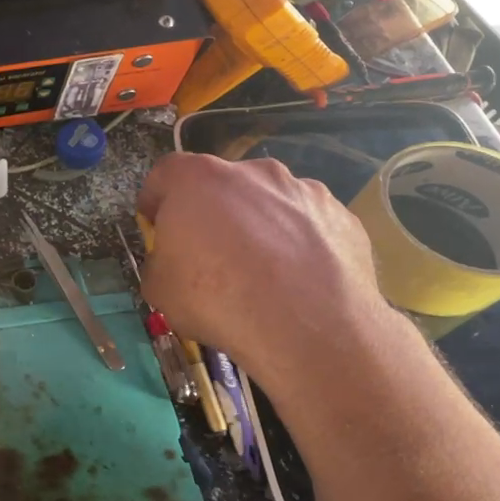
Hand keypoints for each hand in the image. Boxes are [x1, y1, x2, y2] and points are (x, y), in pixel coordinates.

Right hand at [136, 153, 392, 386]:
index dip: (156, 200)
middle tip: (208, 253)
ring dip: (258, 226)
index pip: (165, 173)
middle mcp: (254, 173)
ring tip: (261, 272)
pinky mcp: (343, 218)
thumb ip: (162, 259)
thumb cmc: (216, 298)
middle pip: (222, 185)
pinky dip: (297, 244)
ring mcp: (304, 191)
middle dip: (212, 212)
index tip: (156, 226)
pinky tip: (295, 281)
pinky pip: (307, 225)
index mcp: (198, 180)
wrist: (307, 328)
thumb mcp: (158, 286)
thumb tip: (176, 260)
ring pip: (269, 203)